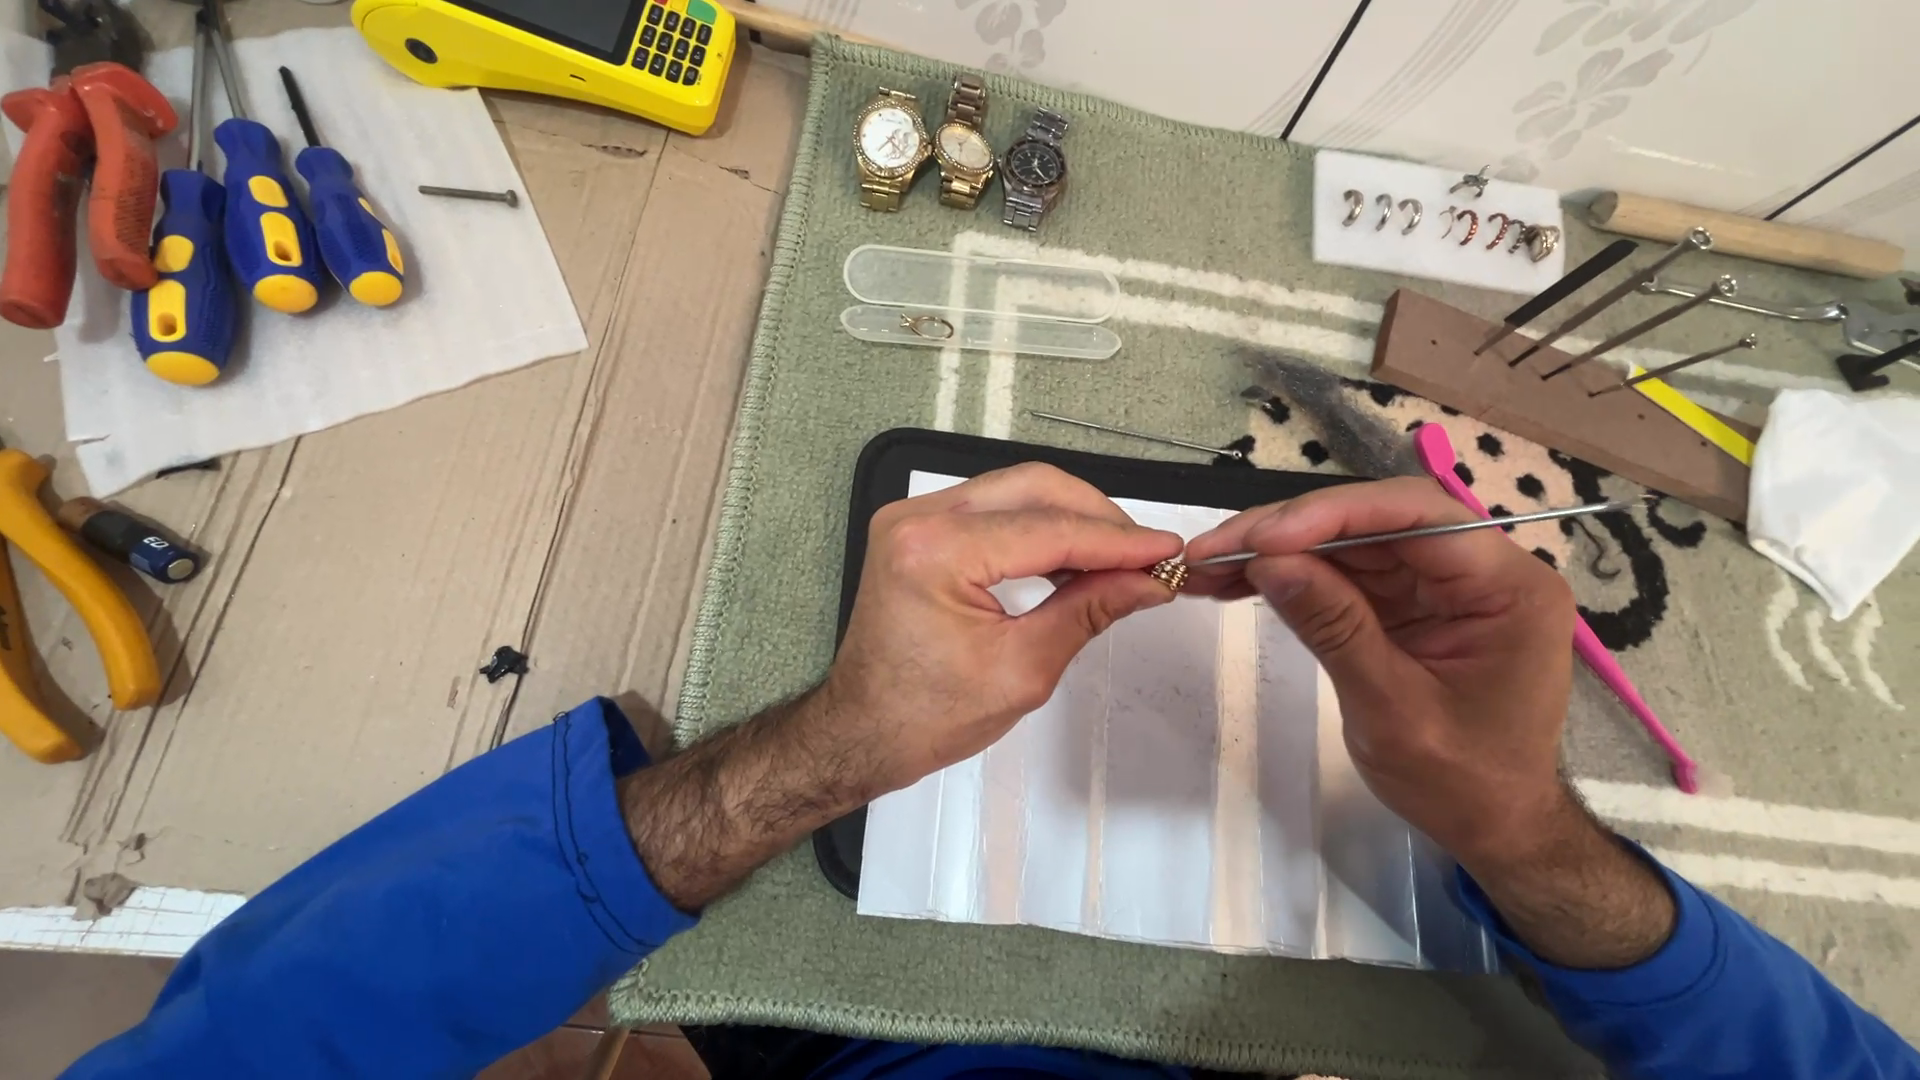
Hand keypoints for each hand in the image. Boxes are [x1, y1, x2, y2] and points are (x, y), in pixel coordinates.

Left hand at [823, 462, 1183, 795]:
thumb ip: (1088, 611)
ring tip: (1116, 559)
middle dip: (1097, 517)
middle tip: (1144, 555)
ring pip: (1015, 490)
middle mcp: (918, 518)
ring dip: (1070, 518)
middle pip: (1033, 487)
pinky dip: (1037, 526)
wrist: (863, 730)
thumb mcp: (1022, 670)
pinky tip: (1070, 557)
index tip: (1168, 552)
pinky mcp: (916, 528)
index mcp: (936, 552)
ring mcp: (912, 518)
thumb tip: (1148, 580)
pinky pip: (992, 508)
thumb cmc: (928, 716)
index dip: (1117, 540)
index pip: (1048, 530)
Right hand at [1182, 477, 1577, 869]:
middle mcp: (1474, 569)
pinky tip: (1234, 583)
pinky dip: (1285, 575)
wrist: (1488, 824)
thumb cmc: (1459, 780)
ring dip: (1271, 551)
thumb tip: (1267, 563)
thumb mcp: (1391, 709)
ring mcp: (1435, 582)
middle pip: (1370, 520)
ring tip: (1206, 568)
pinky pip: (1338, 571)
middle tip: (1210, 551)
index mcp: (1505, 588)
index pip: (1417, 516)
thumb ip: (1334, 628)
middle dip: (1286, 531)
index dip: (1333, 514)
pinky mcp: (1402, 600)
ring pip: (1343, 541)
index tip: (1261, 540)